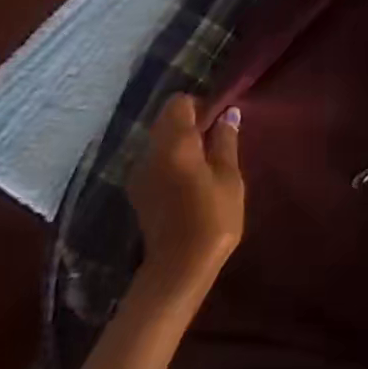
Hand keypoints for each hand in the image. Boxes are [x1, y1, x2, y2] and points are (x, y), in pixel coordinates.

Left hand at [127, 93, 244, 292]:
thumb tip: (228, 113)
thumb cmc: (213, 218)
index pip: (179, 103)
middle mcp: (149, 151)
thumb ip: (226, 142)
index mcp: (174, 143)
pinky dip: (172, 161)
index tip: (221, 120)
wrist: (180, 265)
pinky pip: (155, 161)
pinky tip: (191, 181)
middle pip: (166, 121)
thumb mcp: (229, 177)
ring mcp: (139, 172)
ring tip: (207, 163)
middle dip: (191, 123)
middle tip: (219, 141)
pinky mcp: (138, 190)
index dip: (201, 105)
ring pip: (160, 142)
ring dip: (181, 143)